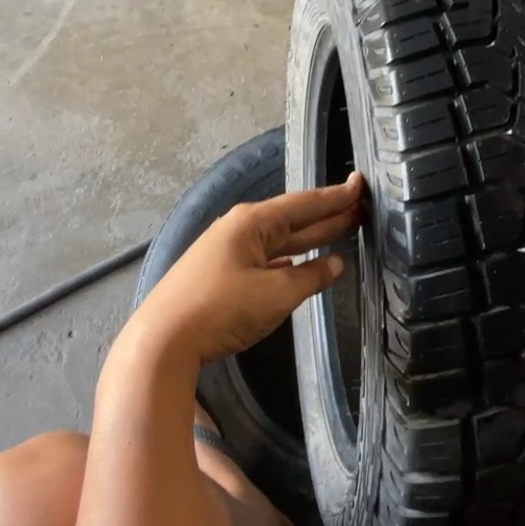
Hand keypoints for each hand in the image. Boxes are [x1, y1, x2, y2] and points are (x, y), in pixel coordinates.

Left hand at [128, 174, 363, 361]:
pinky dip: (290, 259)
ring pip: (280, 241)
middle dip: (327, 214)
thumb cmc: (222, 309)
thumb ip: (310, 277)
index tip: (360, 184)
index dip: (335, 197)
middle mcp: (240, 230)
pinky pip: (267, 259)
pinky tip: (303, 261)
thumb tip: (335, 264)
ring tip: (341, 228)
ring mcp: (229, 252)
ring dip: (310, 238)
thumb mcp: (276, 294)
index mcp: (252, 223)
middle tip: (361, 206)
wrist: (163, 341)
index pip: (304, 204)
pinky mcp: (223, 275)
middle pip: (293, 219)